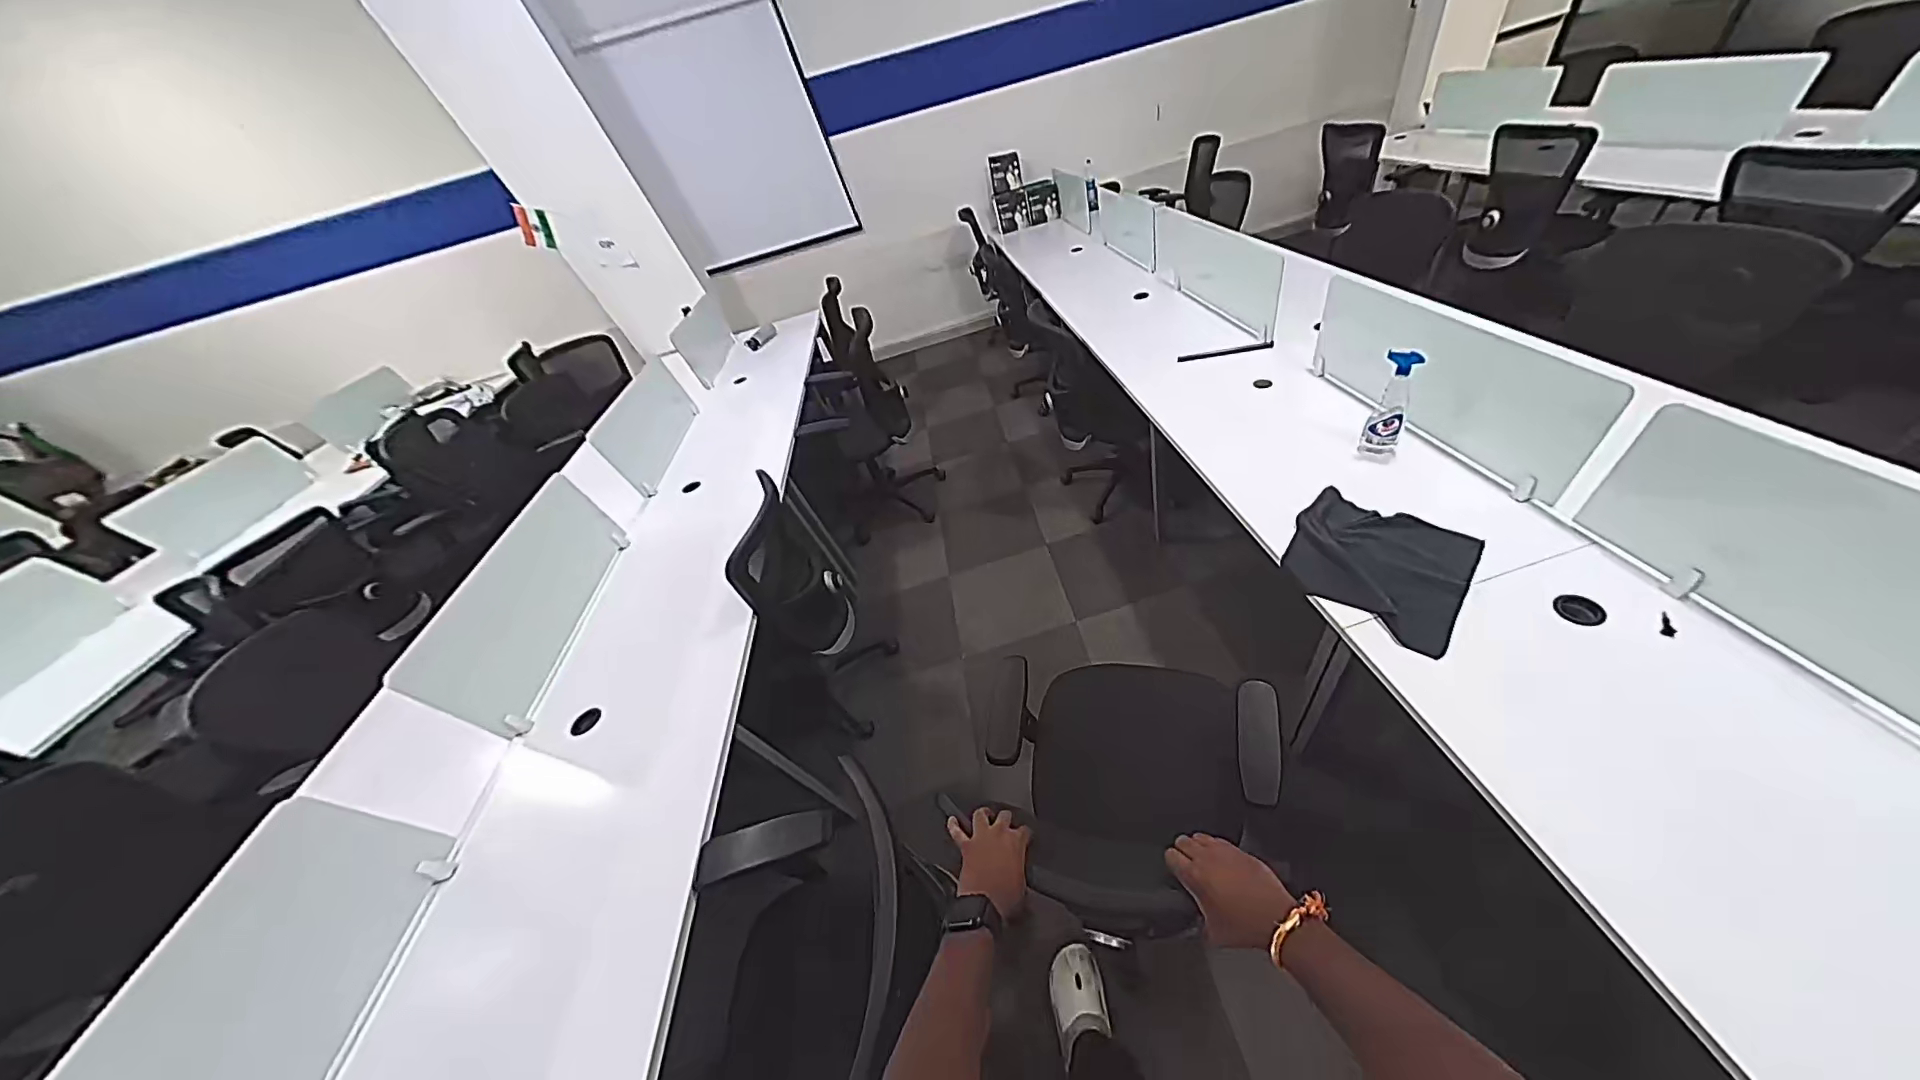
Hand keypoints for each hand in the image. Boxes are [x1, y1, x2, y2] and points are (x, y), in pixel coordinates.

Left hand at [949, 808, 1030, 918]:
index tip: (1025, 837)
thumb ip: (1021, 870)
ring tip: (985, 814)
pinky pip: (956, 831)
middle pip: (1004, 816)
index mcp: (1017, 842)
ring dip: (983, 814)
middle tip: (1007, 823)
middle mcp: (999, 834)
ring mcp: (980, 837)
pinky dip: (953, 825)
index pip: (1025, 830)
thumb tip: (1019, 874)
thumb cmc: (1005, 899)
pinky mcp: (965, 846)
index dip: (1025, 834)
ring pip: (981, 815)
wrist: (984, 905)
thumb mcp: (1023, 885)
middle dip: (1006, 818)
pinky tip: (952, 820)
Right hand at [1165, 834, 1295, 948]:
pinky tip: (1221, 860)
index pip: (1171, 855)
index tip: (1175, 869)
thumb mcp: (1212, 931)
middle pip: (1183, 840)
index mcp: (1195, 876)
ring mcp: (1225, 852)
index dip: (1171, 862)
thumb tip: (1195, 918)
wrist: (1276, 919)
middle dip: (1182, 851)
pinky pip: (1220, 841)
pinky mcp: (1241, 851)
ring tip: (1203, 859)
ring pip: (1200, 836)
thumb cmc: (1246, 926)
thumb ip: (1197, 918)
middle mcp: (1207, 859)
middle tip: (1187, 863)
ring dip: (1198, 846)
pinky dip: (1216, 847)